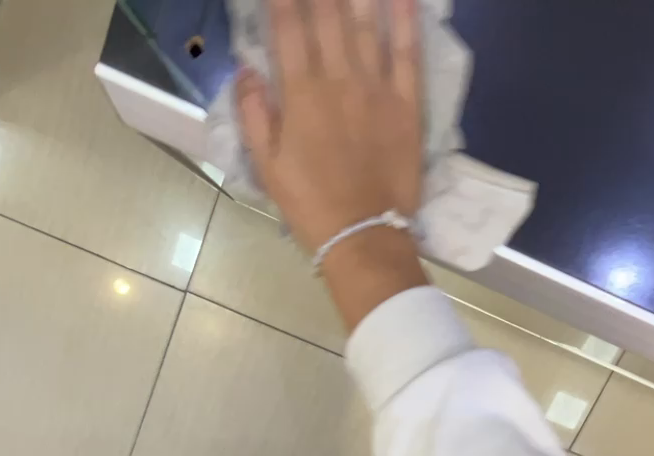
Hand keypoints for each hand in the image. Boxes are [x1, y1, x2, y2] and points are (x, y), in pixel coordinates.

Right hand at [236, 0, 430, 328]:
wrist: (362, 235)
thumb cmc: (309, 205)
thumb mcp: (267, 167)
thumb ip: (254, 114)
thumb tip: (246, 69)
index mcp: (301, 94)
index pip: (288, 26)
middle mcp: (340, 78)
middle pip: (328, 12)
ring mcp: (377, 87)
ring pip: (366, 21)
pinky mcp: (407, 102)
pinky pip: (407, 49)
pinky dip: (405, 16)